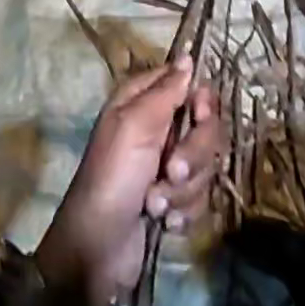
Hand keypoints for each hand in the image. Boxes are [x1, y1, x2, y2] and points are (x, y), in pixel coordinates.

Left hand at [35, 58, 222, 305]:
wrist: (99, 249)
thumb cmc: (112, 177)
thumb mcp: (134, 126)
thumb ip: (165, 91)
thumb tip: (186, 56)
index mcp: (142, 102)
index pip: (188, 84)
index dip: (200, 101)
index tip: (199, 115)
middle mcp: (157, 127)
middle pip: (204, 127)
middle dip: (193, 155)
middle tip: (171, 170)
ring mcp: (167, 164)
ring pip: (206, 165)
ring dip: (184, 190)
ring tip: (156, 203)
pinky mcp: (175, 198)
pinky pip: (201, 196)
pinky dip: (184, 211)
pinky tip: (164, 222)